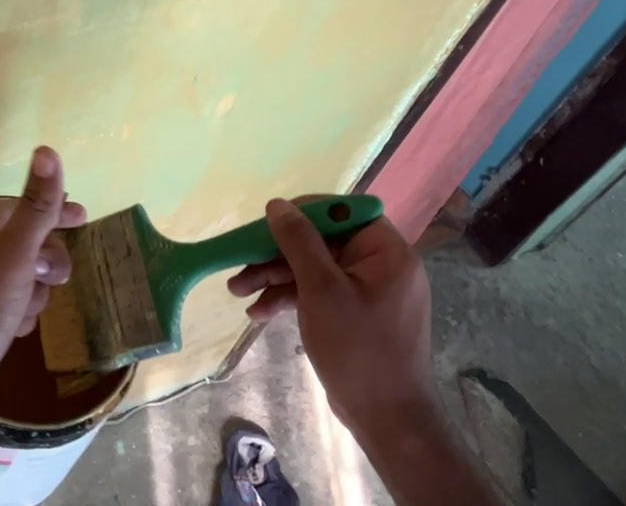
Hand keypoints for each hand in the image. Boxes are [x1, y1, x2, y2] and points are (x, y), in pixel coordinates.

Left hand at [0, 146, 86, 412]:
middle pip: (38, 244)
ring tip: (18, 313)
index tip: (84, 217)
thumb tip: (47, 148)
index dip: (59, 211)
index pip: (33, 205)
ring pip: (32, 279)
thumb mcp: (16, 251)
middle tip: (45, 279)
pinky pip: (19, 305)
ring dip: (35, 296)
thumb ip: (37, 204)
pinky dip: (21, 316)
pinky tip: (9, 331)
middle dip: (48, 266)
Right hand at [227, 197, 434, 432]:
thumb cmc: (358, 348)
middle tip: (241, 261)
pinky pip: (317, 292)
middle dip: (276, 253)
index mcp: (386, 253)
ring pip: (312, 268)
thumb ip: (298, 241)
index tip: (269, 222)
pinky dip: (289, 298)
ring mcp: (367, 292)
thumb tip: (278, 204)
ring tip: (237, 291)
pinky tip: (258, 313)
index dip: (304, 212)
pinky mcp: (354, 314)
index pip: (343, 212)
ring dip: (274, 277)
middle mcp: (380, 266)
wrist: (387, 421)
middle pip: (321, 242)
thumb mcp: (321, 289)